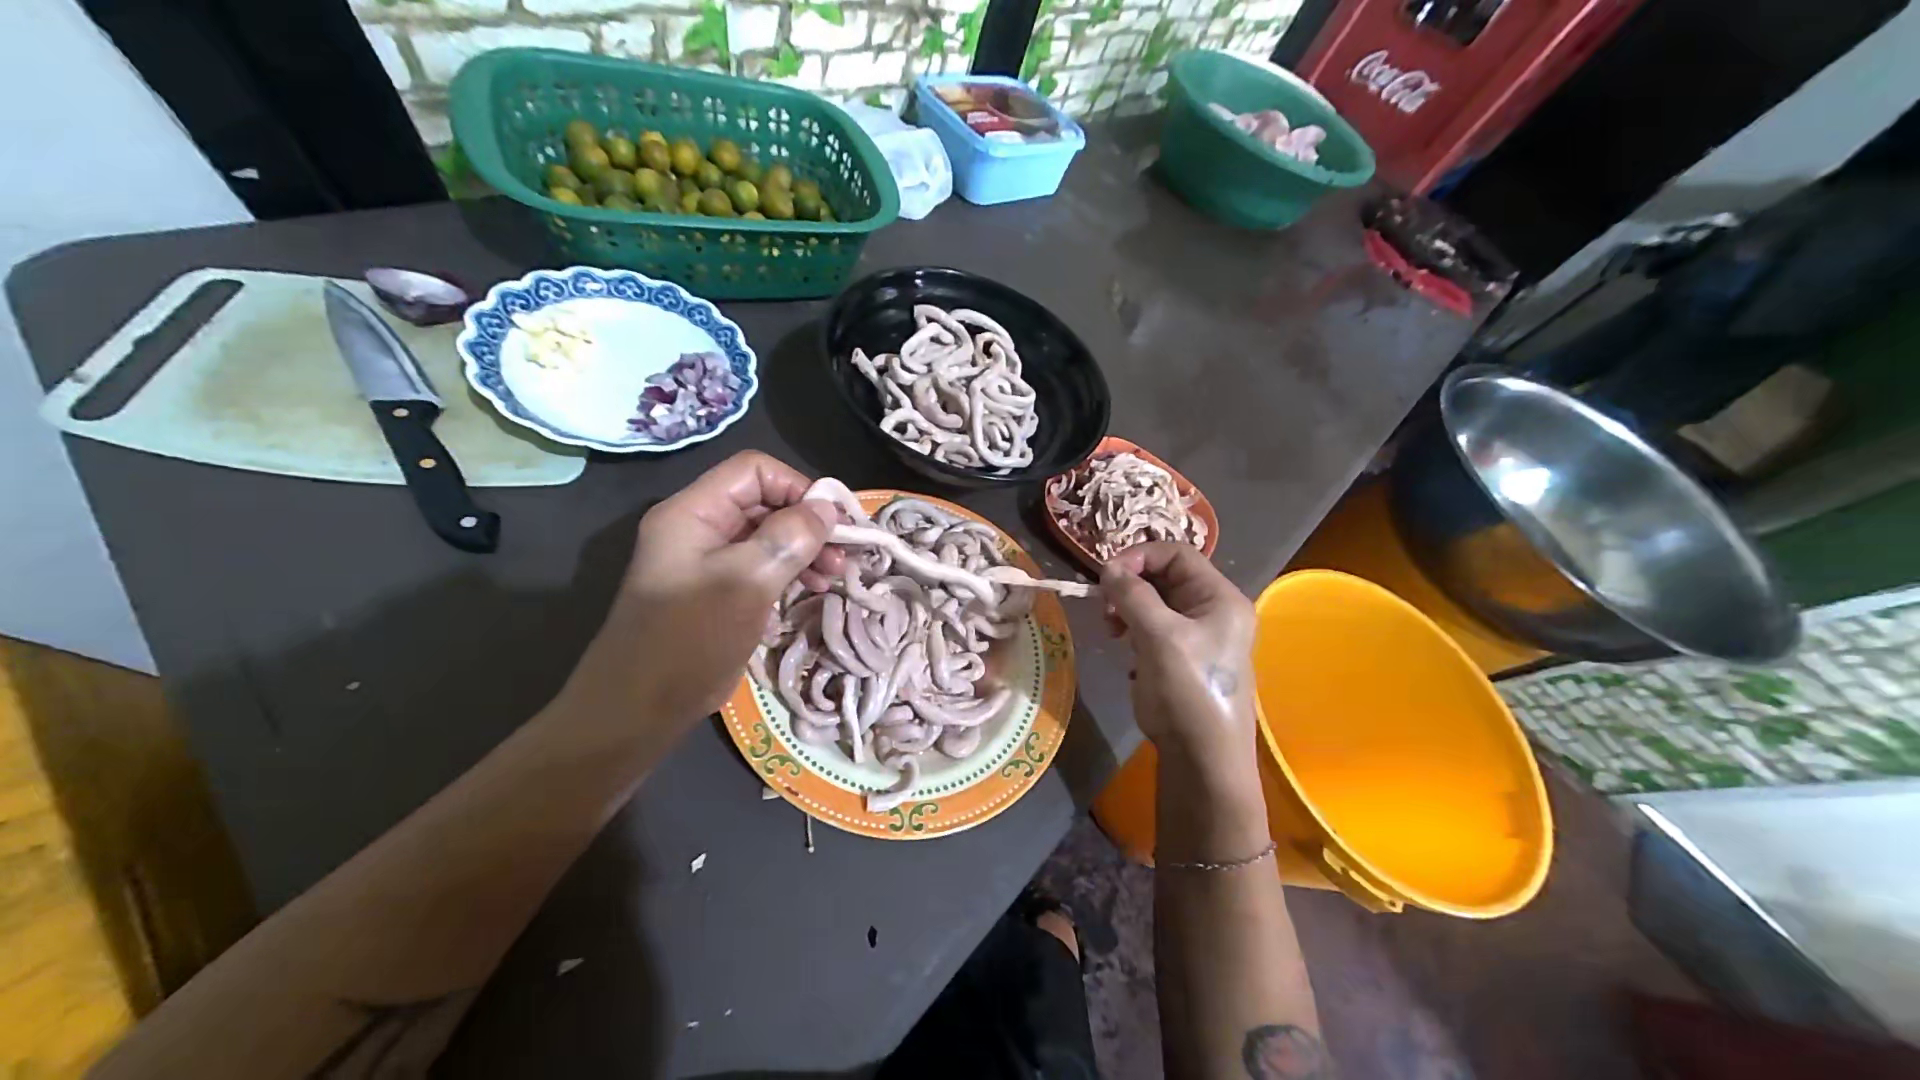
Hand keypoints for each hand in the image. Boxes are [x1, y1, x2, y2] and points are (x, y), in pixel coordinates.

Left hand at [560, 451, 839, 731]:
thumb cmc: (691, 639)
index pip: (754, 471)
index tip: (834, 522)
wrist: (641, 708)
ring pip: (768, 536)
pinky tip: (813, 590)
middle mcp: (699, 528)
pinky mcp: (718, 590)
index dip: (798, 487)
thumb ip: (789, 537)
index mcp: (693, 512)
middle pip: (764, 502)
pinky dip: (791, 573)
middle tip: (842, 556)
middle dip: (807, 523)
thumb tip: (827, 507)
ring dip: (805, 550)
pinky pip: (761, 566)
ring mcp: (708, 561)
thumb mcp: (746, 582)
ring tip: (835, 576)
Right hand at [1100, 543, 1258, 780]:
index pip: (1177, 553)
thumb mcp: (1159, 636)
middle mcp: (1212, 609)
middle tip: (1105, 606)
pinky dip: (1133, 629)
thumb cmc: (1187, 690)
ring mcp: (1197, 634)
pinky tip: (1125, 647)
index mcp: (1220, 598)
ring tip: (1112, 629)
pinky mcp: (1181, 655)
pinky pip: (1152, 626)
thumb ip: (1132, 595)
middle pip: (1165, 576)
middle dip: (1130, 585)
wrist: (1201, 756)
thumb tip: (1107, 568)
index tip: (1106, 575)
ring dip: (1128, 607)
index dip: (1139, 557)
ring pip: (1154, 601)